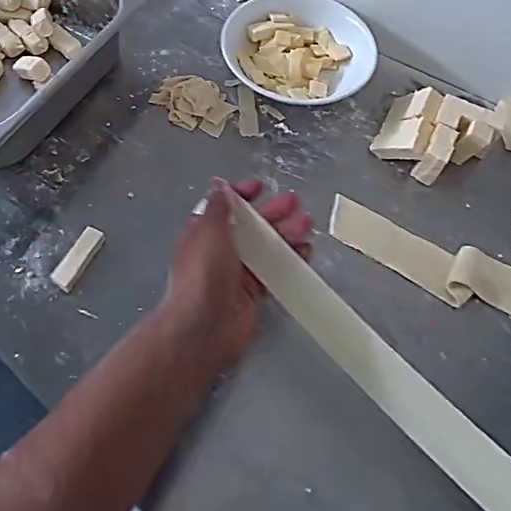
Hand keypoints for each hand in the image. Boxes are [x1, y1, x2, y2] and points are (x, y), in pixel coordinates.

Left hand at [159, 177, 312, 375]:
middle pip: (250, 224)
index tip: (261, 186)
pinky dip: (289, 259)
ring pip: (266, 246)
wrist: (203, 327)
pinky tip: (306, 252)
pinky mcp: (253, 292)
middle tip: (296, 202)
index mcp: (204, 231)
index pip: (225, 206)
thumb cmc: (203, 272)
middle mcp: (220, 249)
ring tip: (307, 224)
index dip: (242, 194)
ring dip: (286, 233)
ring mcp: (238, 271)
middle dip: (273, 211)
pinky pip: (274, 270)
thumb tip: (218, 183)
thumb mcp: (208, 230)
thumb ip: (218, 206)